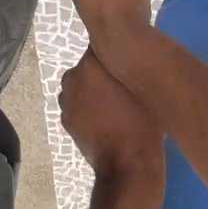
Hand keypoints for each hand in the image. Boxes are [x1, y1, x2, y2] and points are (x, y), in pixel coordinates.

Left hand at [59, 50, 162, 183]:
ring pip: (80, 87)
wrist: (127, 163)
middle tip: (122, 85)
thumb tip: (125, 56)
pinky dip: (86, 109)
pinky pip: (77, 106)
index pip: (99, 45)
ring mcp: (66, 100)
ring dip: (91, 91)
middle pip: (87, 66)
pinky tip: (104, 120)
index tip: (125, 59)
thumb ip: (127, 65)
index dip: (113, 51)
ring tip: (113, 105)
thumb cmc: (142, 121)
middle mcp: (73, 77)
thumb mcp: (142, 85)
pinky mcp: (65, 120)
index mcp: (91, 64)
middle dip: (101, 72)